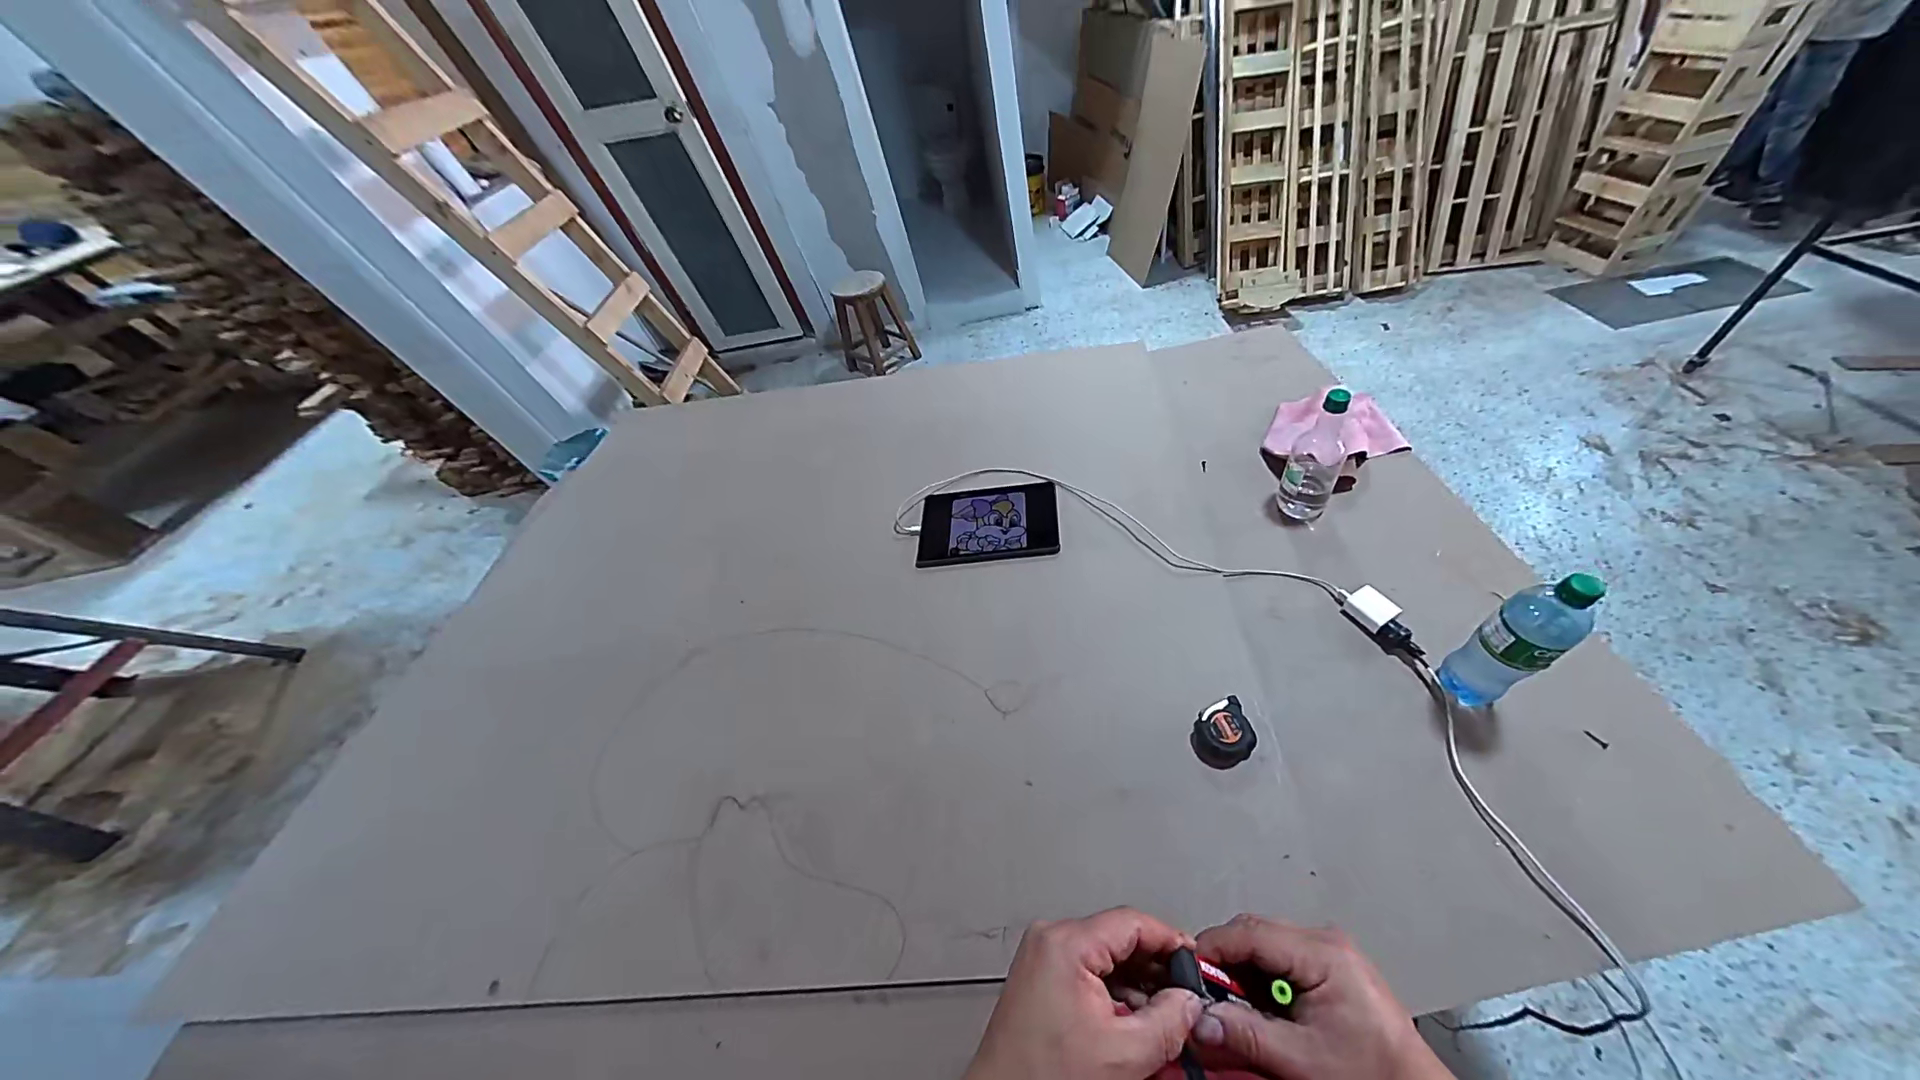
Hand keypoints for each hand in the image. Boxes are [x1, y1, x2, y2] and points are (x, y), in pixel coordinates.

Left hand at [963, 907, 1205, 1079]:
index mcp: (1066, 942)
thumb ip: (1167, 1020)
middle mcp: (1051, 938)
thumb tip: (1189, 1000)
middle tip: (1186, 995)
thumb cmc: (1041, 1076)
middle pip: (1119, 936)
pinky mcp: (1042, 973)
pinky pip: (1089, 968)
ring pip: (1106, 953)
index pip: (1132, 921)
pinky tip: (1133, 1018)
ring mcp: (1043, 954)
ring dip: (1137, 982)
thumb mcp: (1123, 1053)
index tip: (1196, 961)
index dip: (1170, 940)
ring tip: (1163, 1015)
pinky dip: (1115, 989)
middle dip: (1155, 966)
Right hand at [1190, 915, 1453, 1079]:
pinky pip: (1279, 957)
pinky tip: (1260, 1008)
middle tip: (1206, 994)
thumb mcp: (1304, 1059)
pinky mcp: (1329, 966)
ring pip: (1262, 943)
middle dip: (1224, 961)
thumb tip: (1200, 1018)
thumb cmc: (1376, 1076)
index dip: (1211, 949)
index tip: (1186, 970)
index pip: (1248, 933)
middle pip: (1252, 932)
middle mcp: (1325, 941)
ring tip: (1235, 1007)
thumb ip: (1247, 1034)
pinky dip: (1260, 978)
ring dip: (1241, 971)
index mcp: (1323, 952)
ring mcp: (1328, 951)